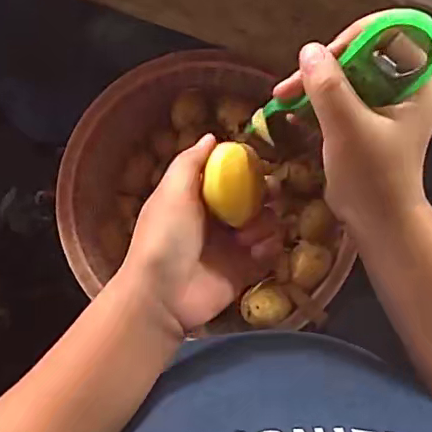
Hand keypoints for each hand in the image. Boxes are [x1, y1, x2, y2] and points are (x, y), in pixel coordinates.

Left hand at [119, 133, 284, 331]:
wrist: (161, 295)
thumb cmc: (163, 237)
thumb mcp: (172, 191)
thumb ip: (191, 162)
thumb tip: (212, 137)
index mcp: (197, 197)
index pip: (230, 176)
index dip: (246, 169)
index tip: (257, 166)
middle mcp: (217, 218)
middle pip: (254, 198)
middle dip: (265, 194)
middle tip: (270, 195)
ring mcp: (233, 245)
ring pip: (266, 222)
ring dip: (264, 223)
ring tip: (247, 235)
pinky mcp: (245, 269)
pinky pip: (270, 251)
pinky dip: (269, 247)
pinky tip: (255, 250)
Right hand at [270, 20, 431, 241]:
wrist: (377, 223)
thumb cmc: (373, 177)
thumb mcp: (348, 128)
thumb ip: (329, 87)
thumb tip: (308, 50)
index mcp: (418, 82)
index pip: (392, 33)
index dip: (357, 38)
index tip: (324, 59)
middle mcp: (405, 86)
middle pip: (363, 52)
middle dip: (326, 64)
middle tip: (293, 83)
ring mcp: (385, 104)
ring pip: (347, 74)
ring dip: (315, 82)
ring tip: (283, 97)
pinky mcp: (366, 120)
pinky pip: (340, 96)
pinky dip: (317, 100)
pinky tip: (291, 111)